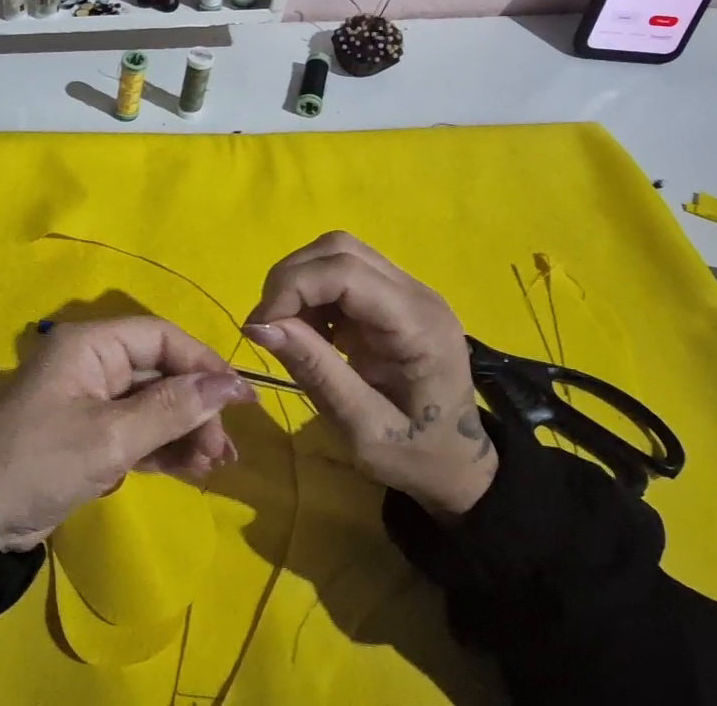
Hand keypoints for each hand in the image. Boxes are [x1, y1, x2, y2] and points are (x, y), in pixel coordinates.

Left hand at [0, 317, 255, 552]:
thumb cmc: (41, 463)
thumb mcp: (110, 437)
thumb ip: (172, 409)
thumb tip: (231, 383)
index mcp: (89, 345)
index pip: (160, 337)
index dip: (204, 363)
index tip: (243, 399)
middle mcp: (90, 364)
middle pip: (159, 373)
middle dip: (196, 409)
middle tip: (224, 453)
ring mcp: (88, 400)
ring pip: (152, 405)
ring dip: (184, 432)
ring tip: (213, 468)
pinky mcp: (87, 435)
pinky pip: (136, 431)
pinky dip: (161, 448)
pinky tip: (189, 471)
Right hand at [242, 231, 496, 518]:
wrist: (458, 466)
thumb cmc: (416, 456)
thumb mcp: (363, 429)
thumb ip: (316, 371)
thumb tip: (259, 326)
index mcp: (419, 326)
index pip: (345, 271)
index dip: (292, 288)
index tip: (258, 328)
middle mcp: (417, 295)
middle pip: (339, 250)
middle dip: (291, 281)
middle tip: (267, 328)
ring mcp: (407, 293)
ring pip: (337, 254)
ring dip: (299, 284)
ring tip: (288, 331)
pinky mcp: (392, 299)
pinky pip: (341, 273)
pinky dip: (311, 293)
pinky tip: (309, 331)